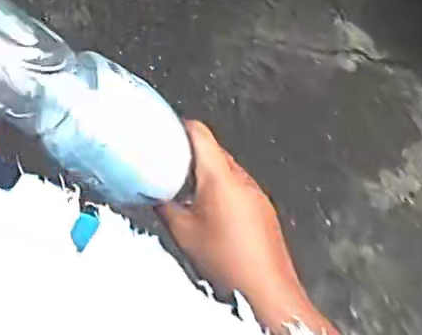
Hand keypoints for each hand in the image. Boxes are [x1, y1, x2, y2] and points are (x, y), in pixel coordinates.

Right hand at [159, 121, 334, 334]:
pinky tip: (214, 214)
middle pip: (213, 149)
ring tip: (191, 193)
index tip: (167, 131)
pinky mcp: (264, 209)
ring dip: (208, 173)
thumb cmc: (229, 265)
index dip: (180, 126)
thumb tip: (152, 192)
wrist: (269, 295)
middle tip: (172, 167)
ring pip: (227, 168)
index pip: (200, 131)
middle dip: (191, 155)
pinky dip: (224, 190)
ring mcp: (257, 193)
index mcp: (220, 176)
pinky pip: (240, 185)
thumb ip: (164, 205)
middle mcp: (242, 179)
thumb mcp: (183, 233)